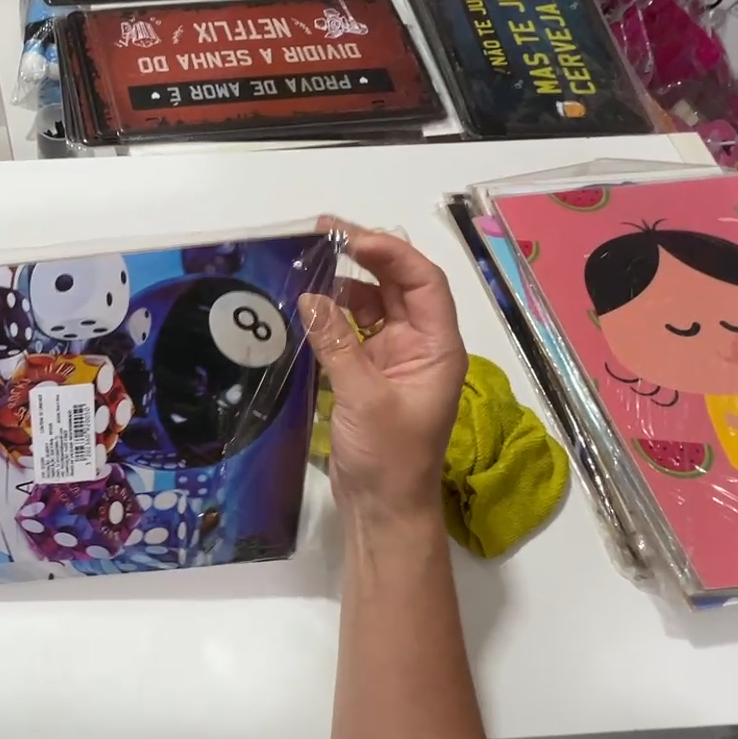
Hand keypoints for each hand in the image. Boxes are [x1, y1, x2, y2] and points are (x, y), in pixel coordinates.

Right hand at [301, 223, 467, 521]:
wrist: (382, 505)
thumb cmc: (389, 456)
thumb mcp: (364, 396)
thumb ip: (337, 344)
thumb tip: (308, 297)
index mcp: (435, 346)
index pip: (421, 283)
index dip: (390, 254)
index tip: (350, 238)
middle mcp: (416, 345)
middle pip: (393, 287)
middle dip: (362, 258)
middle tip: (321, 232)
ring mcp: (388, 359)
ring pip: (367, 308)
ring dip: (339, 286)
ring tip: (304, 264)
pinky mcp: (362, 375)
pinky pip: (345, 333)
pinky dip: (326, 317)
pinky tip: (302, 306)